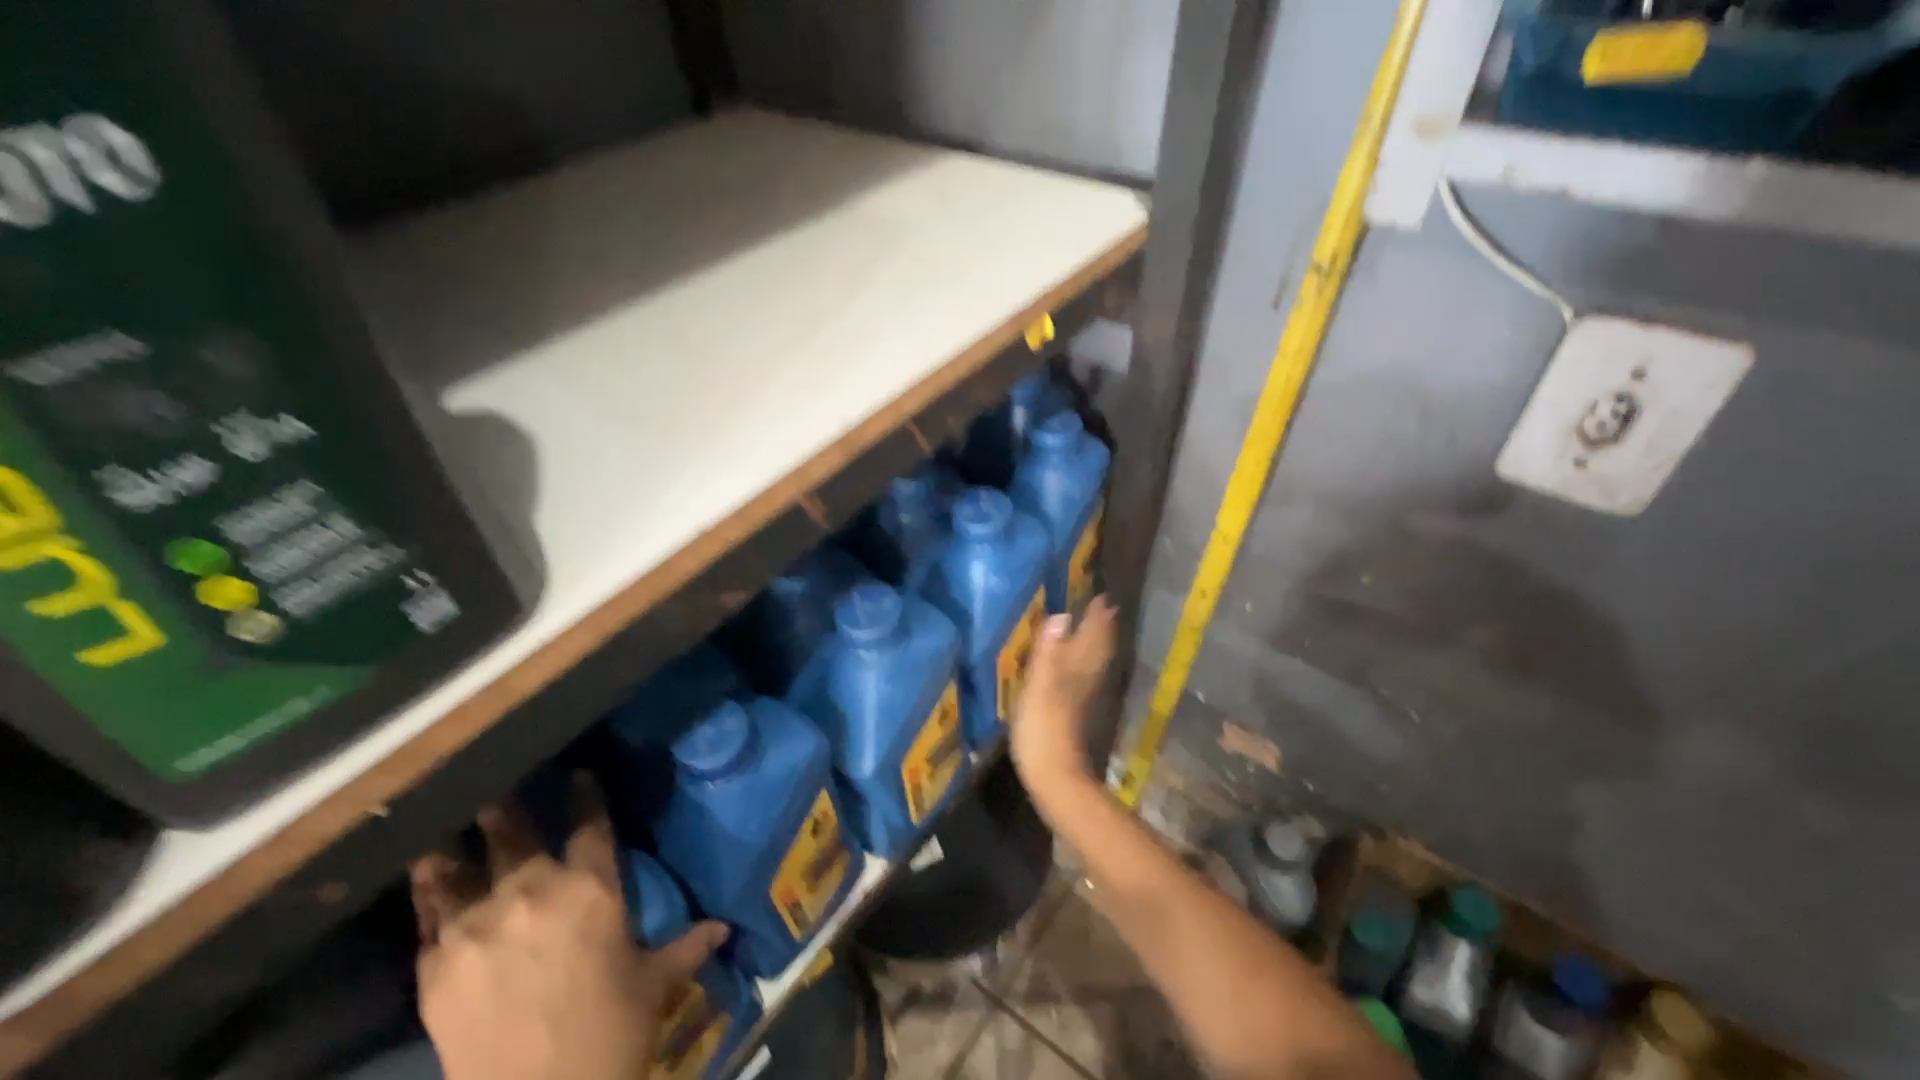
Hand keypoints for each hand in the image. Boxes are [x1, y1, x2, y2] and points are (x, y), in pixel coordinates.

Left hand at [412, 776, 729, 1079]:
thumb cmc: (612, 1036)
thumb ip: (684, 948)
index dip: (585, 795)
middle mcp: (533, 890)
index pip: (590, 824)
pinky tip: (427, 876)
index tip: (579, 776)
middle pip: (515, 830)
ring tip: (450, 822)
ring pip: (459, 863)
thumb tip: (722, 929)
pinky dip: (430, 890)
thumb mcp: (653, 985)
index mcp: (593, 890)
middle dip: (509, 805)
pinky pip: (429, 911)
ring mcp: (477, 922)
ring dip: (457, 841)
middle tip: (500, 787)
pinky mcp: (435, 960)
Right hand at [1012, 596, 1117, 791]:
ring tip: (1096, 629)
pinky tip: (1078, 667)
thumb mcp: (1039, 685)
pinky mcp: (1077, 714)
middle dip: (1102, 627)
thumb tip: (1062, 616)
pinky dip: (1086, 665)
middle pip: (1100, 647)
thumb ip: (1049, 651)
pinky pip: (1087, 677)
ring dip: (1097, 644)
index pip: (1094, 634)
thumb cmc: (1044, 726)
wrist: (1055, 775)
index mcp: (1079, 667)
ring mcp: (1085, 698)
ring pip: (1096, 663)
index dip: (1098, 615)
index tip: (1103, 596)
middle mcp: (1089, 678)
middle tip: (1104, 608)